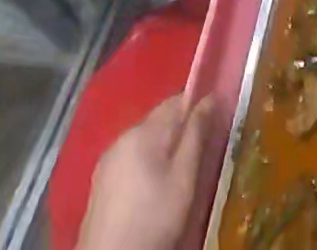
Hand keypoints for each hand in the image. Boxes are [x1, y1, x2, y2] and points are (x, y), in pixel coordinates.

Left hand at [79, 94, 214, 249]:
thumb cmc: (155, 217)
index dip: (199, 106)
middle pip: (161, 119)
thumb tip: (210, 98)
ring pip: (147, 139)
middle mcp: (121, 138)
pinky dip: (149, 163)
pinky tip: (156, 188)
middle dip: (183, 129)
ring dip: (166, 147)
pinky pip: (133, 158)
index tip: (215, 123)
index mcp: (141, 132)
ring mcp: (107, 162)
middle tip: (202, 152)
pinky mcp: (101, 183)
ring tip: (181, 172)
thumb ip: (197, 132)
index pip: (177, 100)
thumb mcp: (185, 175)